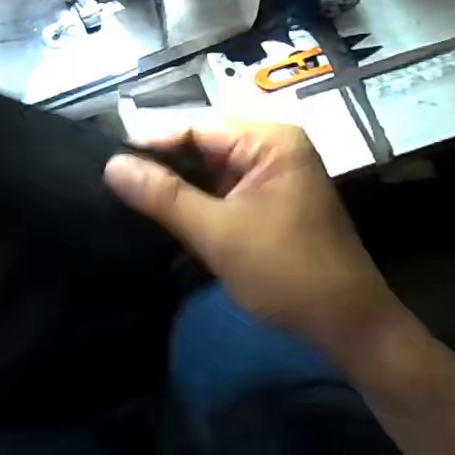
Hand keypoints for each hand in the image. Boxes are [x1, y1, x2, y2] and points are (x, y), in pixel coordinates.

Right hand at [104, 123, 402, 362]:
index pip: (196, 128)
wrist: (348, 326)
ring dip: (178, 189)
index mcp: (270, 140)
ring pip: (210, 172)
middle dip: (162, 168)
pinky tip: (165, 218)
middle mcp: (274, 147)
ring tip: (127, 200)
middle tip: (112, 185)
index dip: (151, 145)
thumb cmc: (286, 272)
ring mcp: (274, 175)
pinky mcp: (271, 202)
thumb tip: (111, 165)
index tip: (107, 164)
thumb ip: (163, 196)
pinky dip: (198, 205)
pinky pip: (224, 192)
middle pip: (202, 147)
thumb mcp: (217, 233)